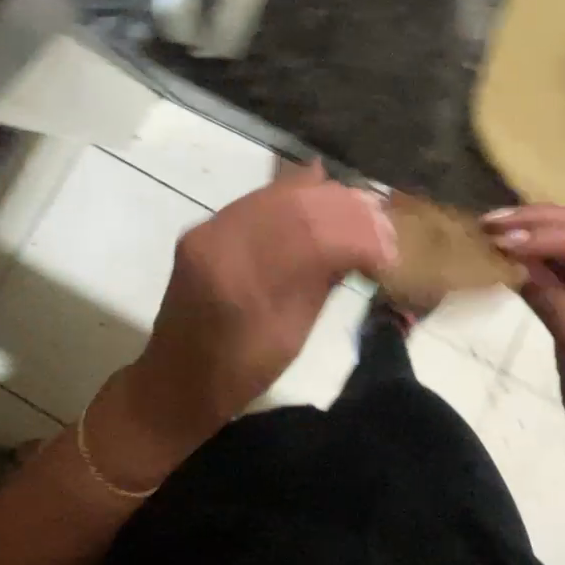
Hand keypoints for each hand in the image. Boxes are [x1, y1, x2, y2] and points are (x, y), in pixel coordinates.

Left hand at [95, 161, 396, 485]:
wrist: (174, 382)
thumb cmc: (238, 375)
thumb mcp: (292, 336)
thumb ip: (322, 282)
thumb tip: (364, 245)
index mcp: (241, 281)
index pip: (312, 238)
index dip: (358, 237)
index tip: (391, 249)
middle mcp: (220, 242)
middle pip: (296, 207)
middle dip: (348, 210)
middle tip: (384, 220)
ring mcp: (209, 229)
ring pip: (277, 194)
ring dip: (326, 196)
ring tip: (363, 205)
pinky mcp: (206, 225)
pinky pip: (257, 198)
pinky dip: (294, 191)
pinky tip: (322, 182)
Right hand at [483, 206, 564, 469]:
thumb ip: (554, 300)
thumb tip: (510, 256)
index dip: (548, 235)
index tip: (503, 238)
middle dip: (538, 223)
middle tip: (490, 225)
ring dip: (533, 234)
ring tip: (490, 231)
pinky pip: (563, 267)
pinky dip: (533, 258)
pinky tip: (504, 254)